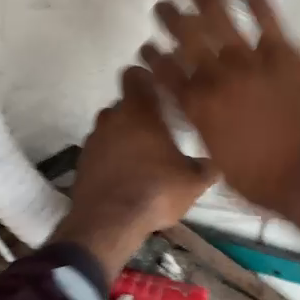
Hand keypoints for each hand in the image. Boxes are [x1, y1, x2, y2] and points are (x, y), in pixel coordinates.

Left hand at [55, 66, 218, 276]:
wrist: (108, 224)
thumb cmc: (154, 191)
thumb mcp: (192, 182)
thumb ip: (206, 167)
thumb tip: (216, 163)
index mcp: (139, 112)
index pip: (134, 75)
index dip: (145, 78)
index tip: (158, 89)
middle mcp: (111, 118)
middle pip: (124, 104)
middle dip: (138, 113)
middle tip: (158, 131)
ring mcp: (93, 140)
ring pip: (110, 127)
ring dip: (123, 136)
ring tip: (141, 157)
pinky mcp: (82, 161)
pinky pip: (100, 150)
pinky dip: (110, 157)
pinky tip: (125, 175)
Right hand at [139, 0, 299, 259]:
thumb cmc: (267, 183)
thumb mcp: (220, 162)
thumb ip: (205, 132)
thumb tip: (200, 120)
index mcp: (196, 108)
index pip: (163, 71)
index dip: (152, 55)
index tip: (148, 46)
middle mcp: (215, 78)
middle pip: (183, 35)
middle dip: (168, 16)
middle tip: (163, 6)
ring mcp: (248, 61)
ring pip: (215, 15)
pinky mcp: (283, 52)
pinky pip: (261, 11)